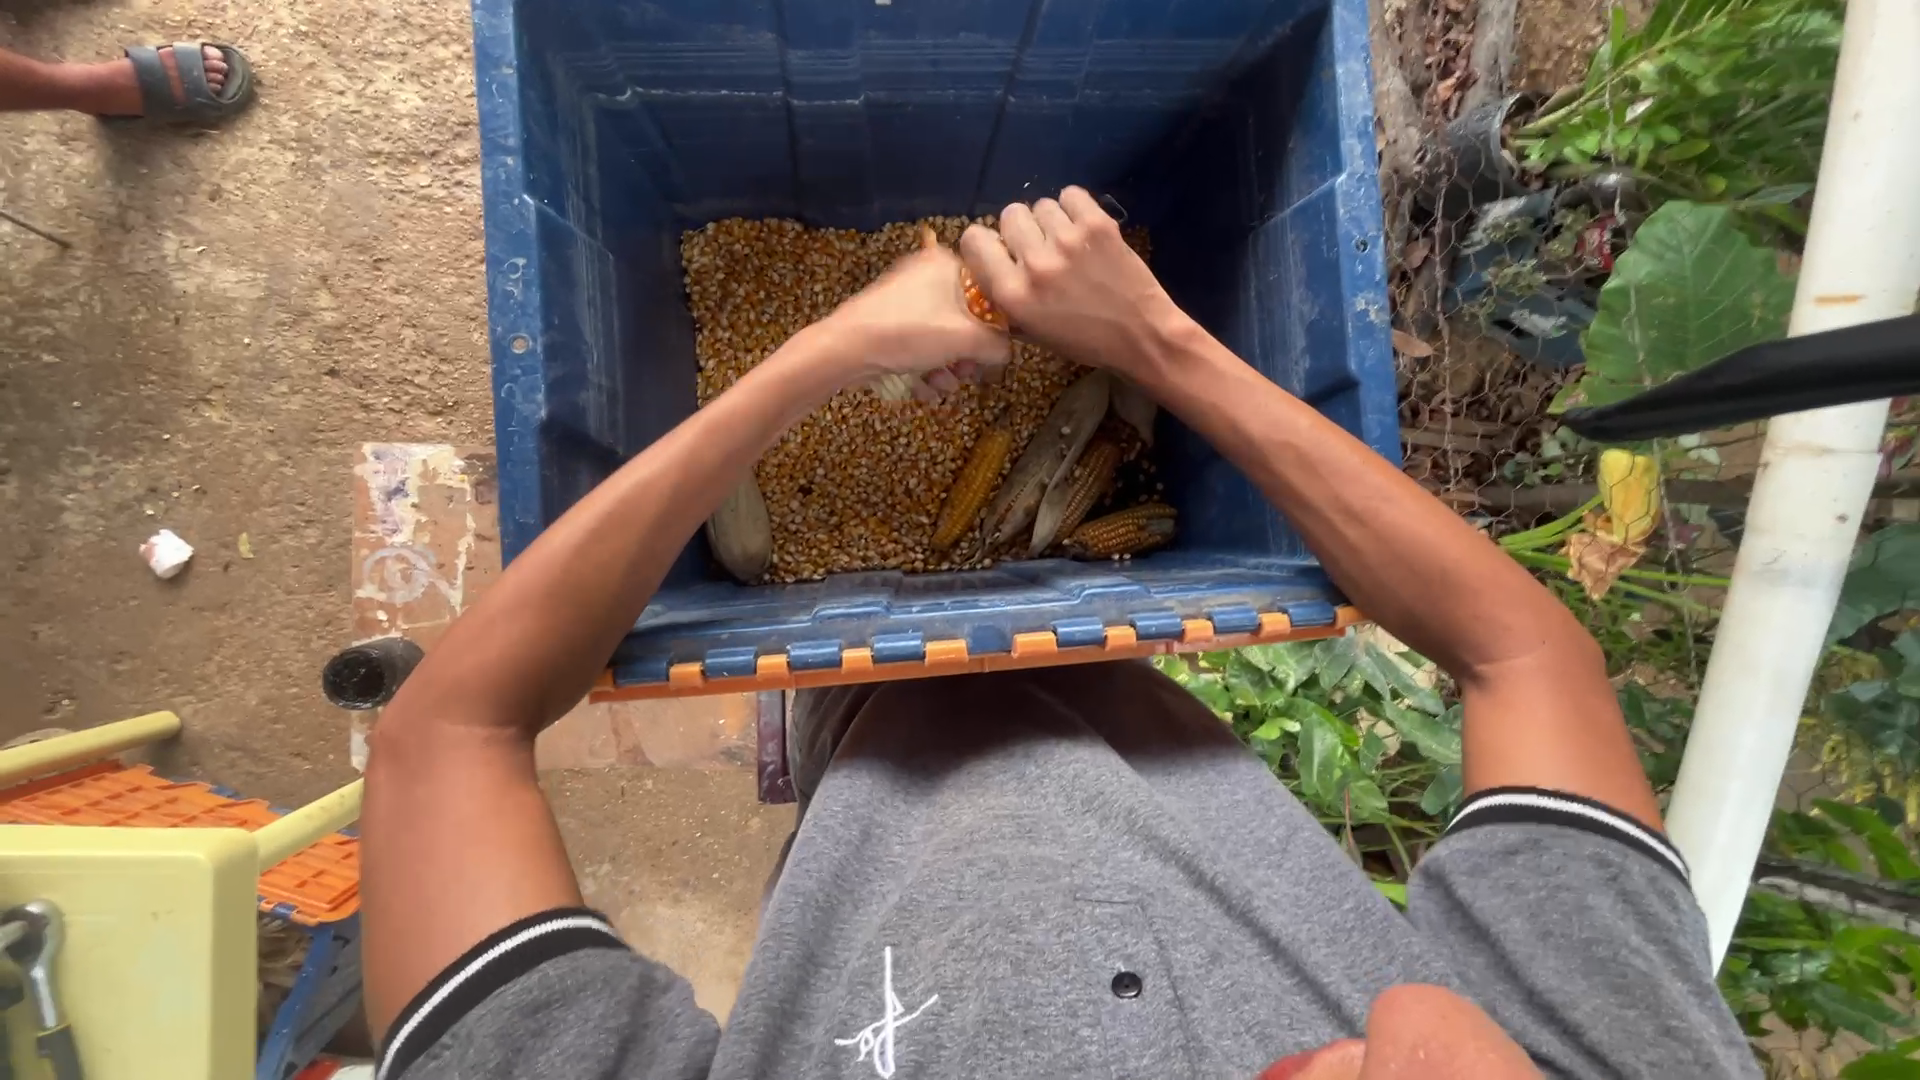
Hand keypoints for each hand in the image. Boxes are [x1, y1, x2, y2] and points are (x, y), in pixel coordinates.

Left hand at [821, 235, 1011, 400]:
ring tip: (938, 383)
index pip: (989, 295)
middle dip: (966, 356)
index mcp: (947, 264)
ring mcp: (907, 301)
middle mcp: (927, 276)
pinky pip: (921, 348)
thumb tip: (1007, 352)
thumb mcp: (966, 339)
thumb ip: (998, 345)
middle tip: (963, 373)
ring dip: (947, 369)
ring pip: (944, 340)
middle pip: (967, 322)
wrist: (846, 349)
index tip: (990, 354)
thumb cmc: (910, 333)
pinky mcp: (891, 325)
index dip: (994, 329)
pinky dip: (925, 370)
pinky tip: (921, 386)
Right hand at [959, 186, 1188, 377]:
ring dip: (1049, 220)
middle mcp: (1034, 264)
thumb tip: (992, 265)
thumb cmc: (1085, 341)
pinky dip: (1073, 208)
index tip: (999, 250)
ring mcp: (1067, 241)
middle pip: (1009, 215)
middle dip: (1020, 229)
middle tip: (1039, 247)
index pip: (975, 240)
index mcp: (1013, 295)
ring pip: (1041, 204)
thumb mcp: (1034, 331)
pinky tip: (1082, 229)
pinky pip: (1070, 195)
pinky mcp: (1097, 224)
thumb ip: (1007, 297)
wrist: (1140, 334)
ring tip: (1066, 241)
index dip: (985, 242)